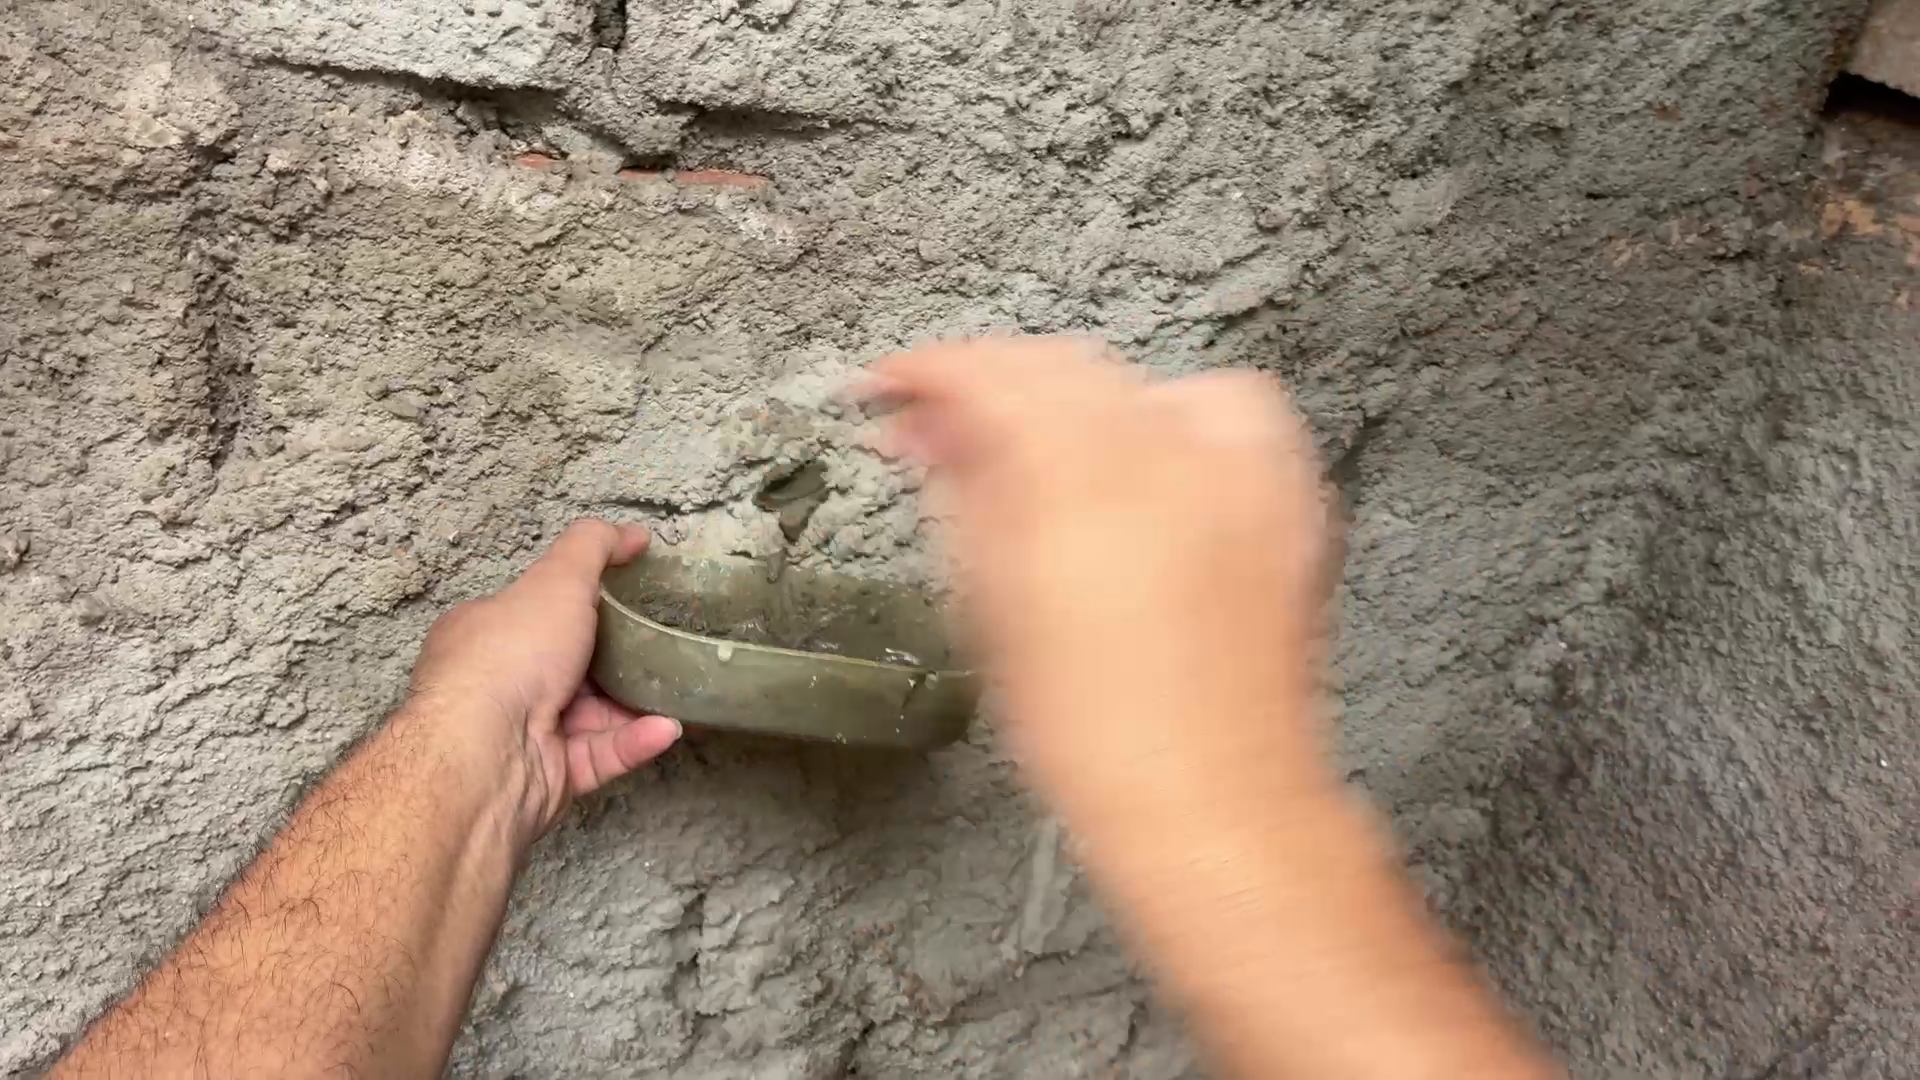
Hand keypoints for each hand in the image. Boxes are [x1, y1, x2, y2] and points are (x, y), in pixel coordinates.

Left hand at [407, 520, 681, 843]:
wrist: (489, 754)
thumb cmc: (514, 656)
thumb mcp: (557, 580)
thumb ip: (594, 547)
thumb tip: (635, 533)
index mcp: (486, 637)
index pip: (536, 615)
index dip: (581, 604)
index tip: (630, 601)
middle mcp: (498, 686)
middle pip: (573, 667)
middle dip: (621, 660)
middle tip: (665, 648)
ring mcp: (524, 735)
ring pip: (595, 714)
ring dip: (638, 704)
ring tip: (679, 691)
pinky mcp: (550, 776)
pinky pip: (603, 753)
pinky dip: (636, 740)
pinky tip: (666, 727)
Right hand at [867, 337, 1336, 828]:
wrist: (1210, 801)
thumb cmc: (1088, 734)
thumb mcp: (990, 612)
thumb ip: (962, 499)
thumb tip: (932, 434)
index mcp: (1081, 487)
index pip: (991, 377)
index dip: (930, 371)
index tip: (893, 385)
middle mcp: (1168, 460)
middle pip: (1059, 366)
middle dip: (988, 383)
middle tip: (943, 427)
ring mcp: (1237, 472)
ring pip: (1132, 378)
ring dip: (1064, 395)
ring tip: (1030, 443)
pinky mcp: (1281, 497)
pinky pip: (1215, 409)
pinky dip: (1158, 414)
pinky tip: (1132, 458)